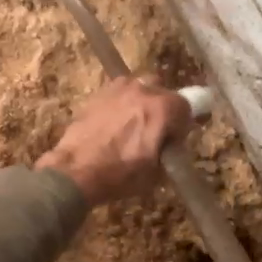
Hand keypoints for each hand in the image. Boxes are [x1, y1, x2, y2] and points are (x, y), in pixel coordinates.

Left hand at [35, 77, 191, 205]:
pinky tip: (114, 122)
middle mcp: (142, 90)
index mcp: (162, 108)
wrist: (75, 170)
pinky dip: (121, 103)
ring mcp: (117, 88)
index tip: (174, 139)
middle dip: (163, 108)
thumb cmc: (120, 174)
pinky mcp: (97, 94)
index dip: (182, 124)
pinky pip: (118, 92)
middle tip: (155, 130)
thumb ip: (169, 150)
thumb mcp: (156, 171)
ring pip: (139, 87)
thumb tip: (168, 144)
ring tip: (133, 124)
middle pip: (162, 92)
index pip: (185, 106)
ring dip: (141, 101)